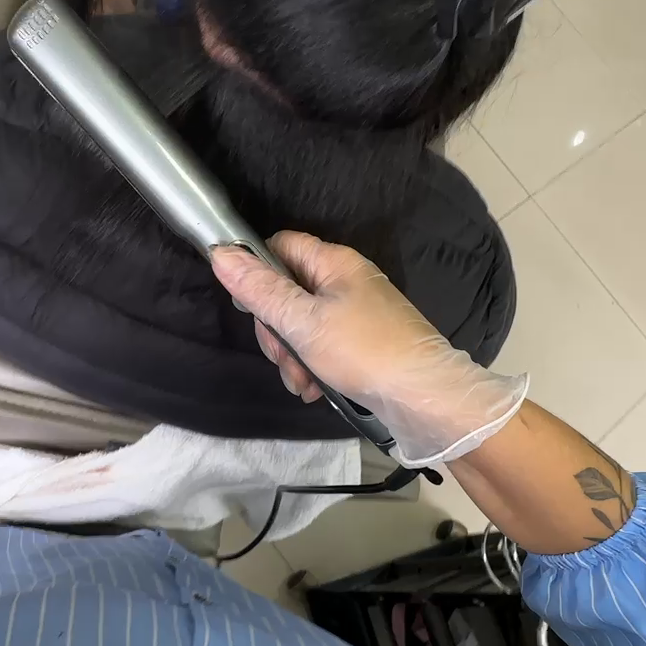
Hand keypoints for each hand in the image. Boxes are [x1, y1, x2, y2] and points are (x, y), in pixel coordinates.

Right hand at [212, 232, 527, 466]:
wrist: (425, 398)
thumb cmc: (363, 352)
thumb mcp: (303, 322)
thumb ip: (261, 290)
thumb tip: (221, 252)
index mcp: (334, 263)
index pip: (280, 246)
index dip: (256, 270)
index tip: (248, 306)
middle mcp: (345, 282)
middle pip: (287, 292)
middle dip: (276, 330)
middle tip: (284, 357)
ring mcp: (356, 315)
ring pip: (301, 326)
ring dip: (292, 357)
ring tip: (303, 383)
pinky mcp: (362, 345)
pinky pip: (322, 348)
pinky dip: (312, 369)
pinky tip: (315, 391)